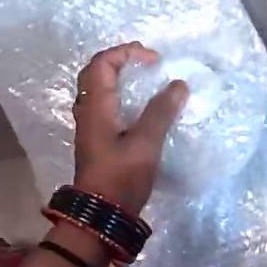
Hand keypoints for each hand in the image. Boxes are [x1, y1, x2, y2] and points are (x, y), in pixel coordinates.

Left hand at [72, 42, 187, 212]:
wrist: (101, 214)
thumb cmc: (121, 176)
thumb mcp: (145, 143)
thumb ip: (161, 112)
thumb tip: (178, 84)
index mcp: (95, 106)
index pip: (102, 63)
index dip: (127, 53)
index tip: (153, 61)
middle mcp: (87, 112)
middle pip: (96, 74)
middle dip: (120, 62)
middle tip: (146, 64)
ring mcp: (90, 128)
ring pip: (98, 92)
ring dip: (120, 81)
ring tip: (146, 83)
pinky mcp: (97, 142)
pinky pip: (105, 108)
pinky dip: (121, 99)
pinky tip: (140, 110)